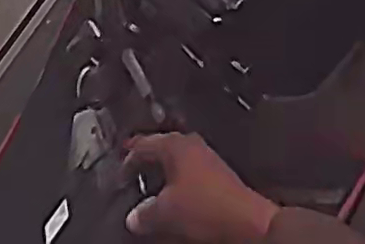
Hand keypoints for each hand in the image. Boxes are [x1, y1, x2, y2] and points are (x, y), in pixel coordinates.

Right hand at [124, 133, 278, 243]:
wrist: (244, 220)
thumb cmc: (206, 206)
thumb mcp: (166, 212)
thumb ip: (145, 212)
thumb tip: (134, 217)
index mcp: (174, 144)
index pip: (143, 144)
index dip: (128, 157)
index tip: (120, 168)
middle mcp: (190, 144)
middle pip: (160, 147)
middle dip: (145, 159)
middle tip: (131, 169)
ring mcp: (204, 156)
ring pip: (174, 159)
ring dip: (161, 171)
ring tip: (149, 185)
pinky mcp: (215, 173)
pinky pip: (187, 171)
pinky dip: (175, 180)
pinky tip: (173, 195)